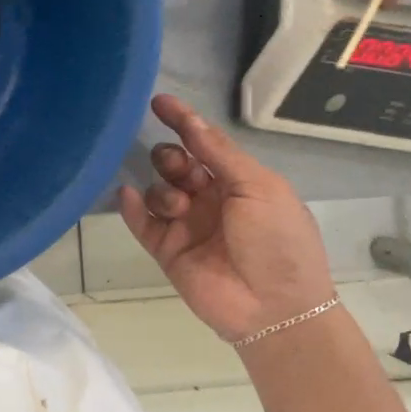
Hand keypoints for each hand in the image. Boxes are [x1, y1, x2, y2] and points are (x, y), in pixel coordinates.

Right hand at [119, 95, 335, 342]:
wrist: (275, 309)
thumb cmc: (279, 242)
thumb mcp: (259, 188)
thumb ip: (219, 153)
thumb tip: (190, 118)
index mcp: (239, 183)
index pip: (204, 143)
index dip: (182, 121)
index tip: (157, 102)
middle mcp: (210, 199)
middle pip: (175, 164)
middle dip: (170, 158)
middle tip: (179, 168)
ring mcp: (187, 225)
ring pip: (158, 190)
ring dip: (163, 188)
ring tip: (179, 206)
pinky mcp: (167, 250)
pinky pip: (141, 221)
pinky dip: (133, 206)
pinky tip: (132, 197)